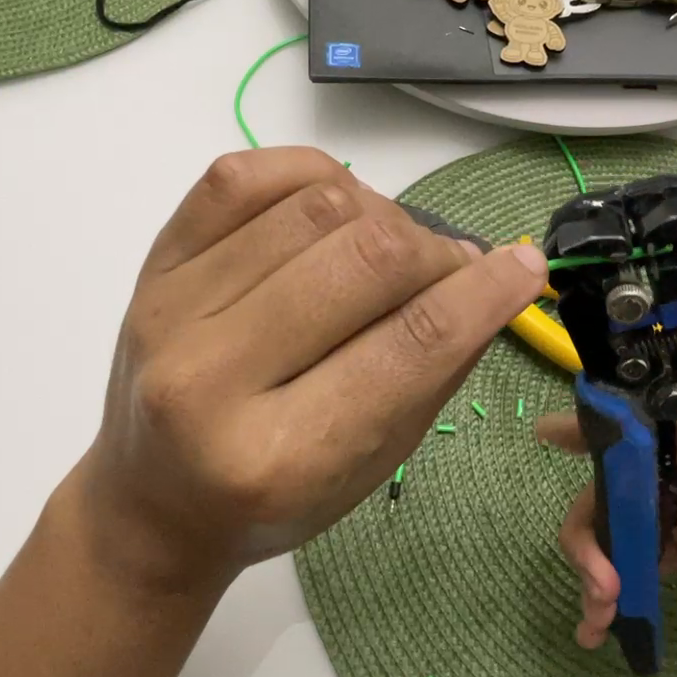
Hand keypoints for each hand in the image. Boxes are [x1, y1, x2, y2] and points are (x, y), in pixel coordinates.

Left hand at [79, 148, 548, 594]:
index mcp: (280, 457)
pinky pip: (242, 175)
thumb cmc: (275, 501)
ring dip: (383, 214)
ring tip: (391, 246)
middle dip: (434, 253)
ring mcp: (171, 311)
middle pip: (365, 262)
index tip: (526, 266)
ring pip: (315, 207)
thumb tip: (492, 277)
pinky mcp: (151, 266)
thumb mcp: (372, 465)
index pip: (411, 344)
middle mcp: (212, 378)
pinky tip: (338, 204)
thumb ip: (435, 372)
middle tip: (450, 267)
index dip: (485, 293)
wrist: (153, 502)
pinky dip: (314, 173)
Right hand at [536, 413, 676, 660]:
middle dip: (599, 521)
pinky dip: (621, 585)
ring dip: (603, 558)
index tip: (554, 434)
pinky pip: (650, 556)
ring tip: (597, 618)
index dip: (615, 424)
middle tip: (597, 584)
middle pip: (636, 476)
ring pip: (632, 516)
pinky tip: (603, 624)